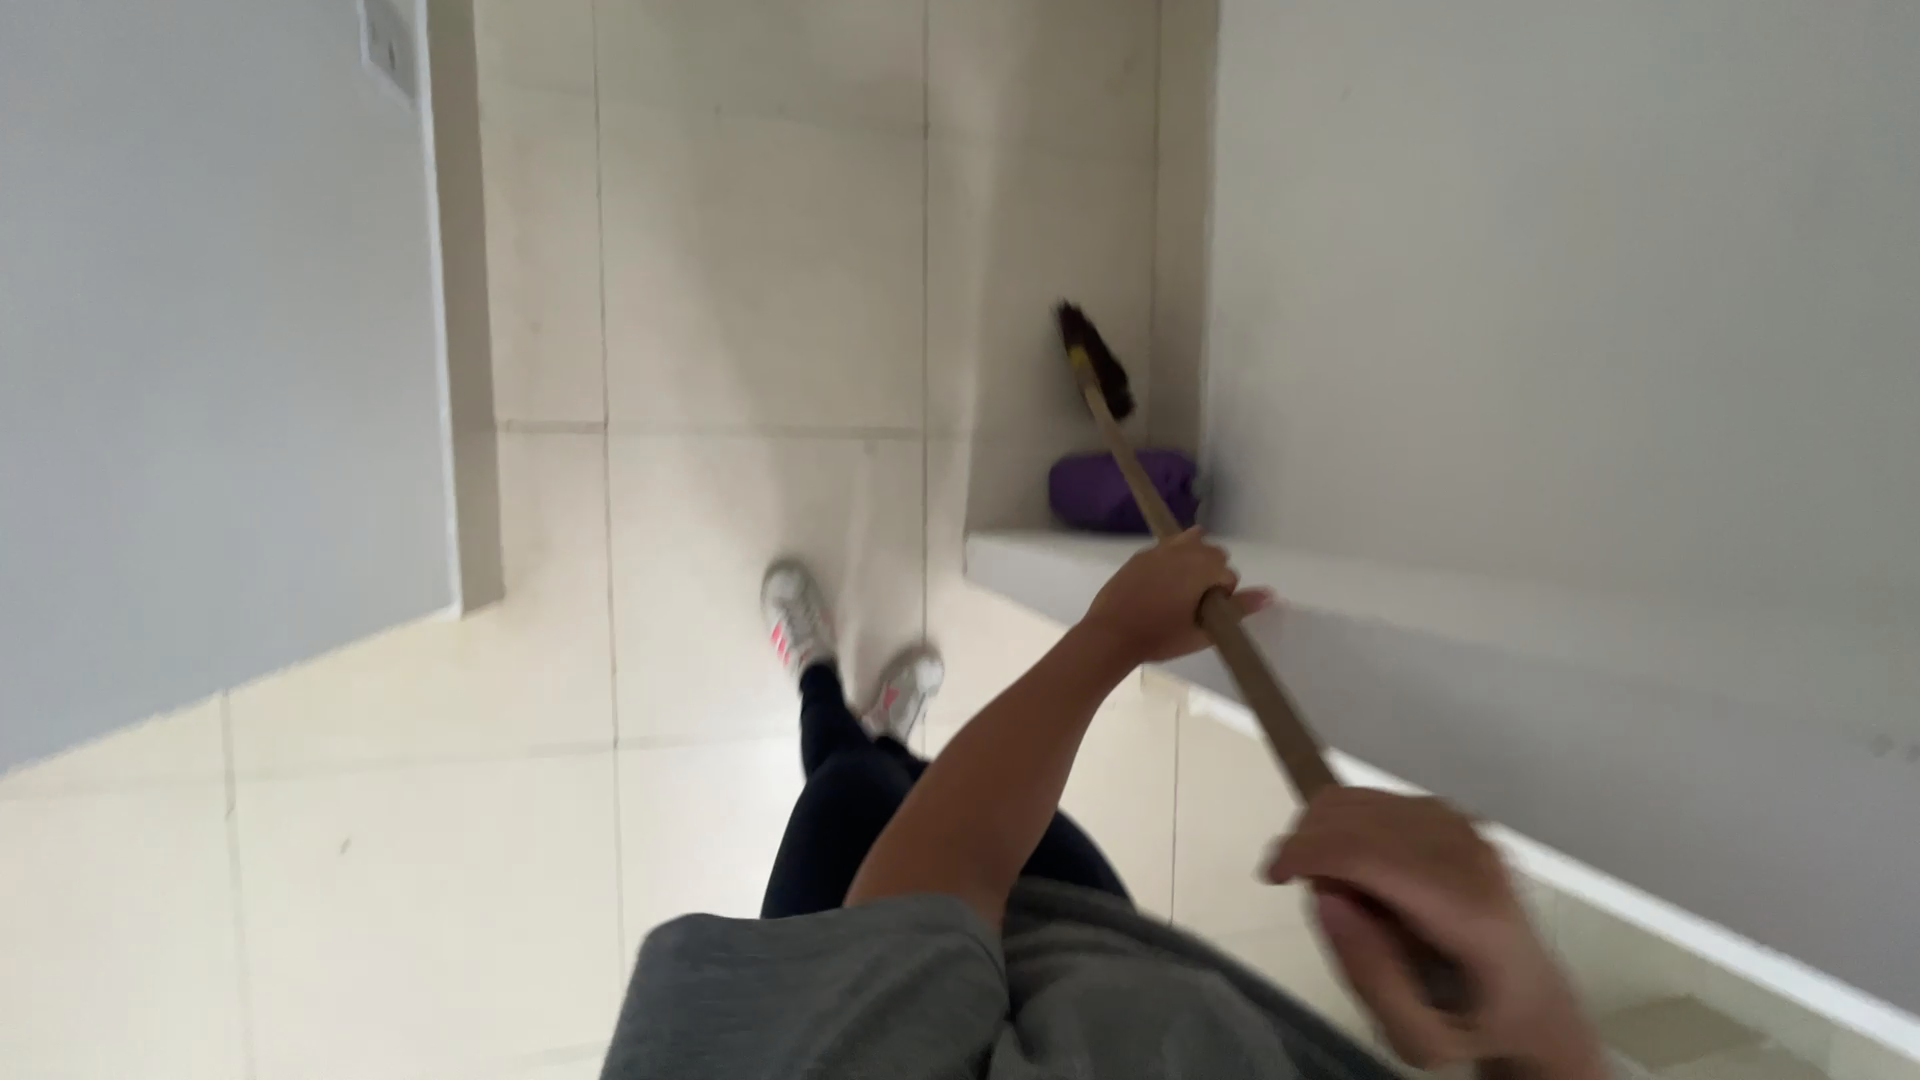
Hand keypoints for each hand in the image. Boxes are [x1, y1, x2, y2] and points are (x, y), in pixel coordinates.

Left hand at [1079, 529, 1272, 664]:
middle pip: (1212, 552)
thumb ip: (1239, 609)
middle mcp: (1183, 550)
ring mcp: (1158, 550)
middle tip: (1194, 602)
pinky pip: (1165, 549)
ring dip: (1193, 560)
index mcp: (1202, 566)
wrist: (1111, 633)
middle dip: (1210, 573)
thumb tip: (1271, 594)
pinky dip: (1170, 559)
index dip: (1222, 595)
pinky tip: (1160, 582)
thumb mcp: (1203, 630)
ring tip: (1181, 587)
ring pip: (1189, 542)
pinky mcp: (1139, 555)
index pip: (1228, 574)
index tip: (1206, 613)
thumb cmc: (1161, 636)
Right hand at [1265, 789, 1603, 1075]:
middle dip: (1308, 848)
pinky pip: (1366, 799)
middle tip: (1321, 901)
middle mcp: (1468, 854)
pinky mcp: (1449, 813)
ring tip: (1342, 887)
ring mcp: (1462, 826)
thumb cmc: (1469, 1022)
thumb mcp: (1418, 1041)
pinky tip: (1358, 867)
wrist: (1532, 1001)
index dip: (1303, 853)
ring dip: (1323, 836)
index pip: (1363, 851)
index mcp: (1469, 912)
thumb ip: (1369, 978)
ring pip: (1352, 801)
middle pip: (1349, 817)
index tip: (1272, 878)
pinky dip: (1341, 827)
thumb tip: (1325, 896)